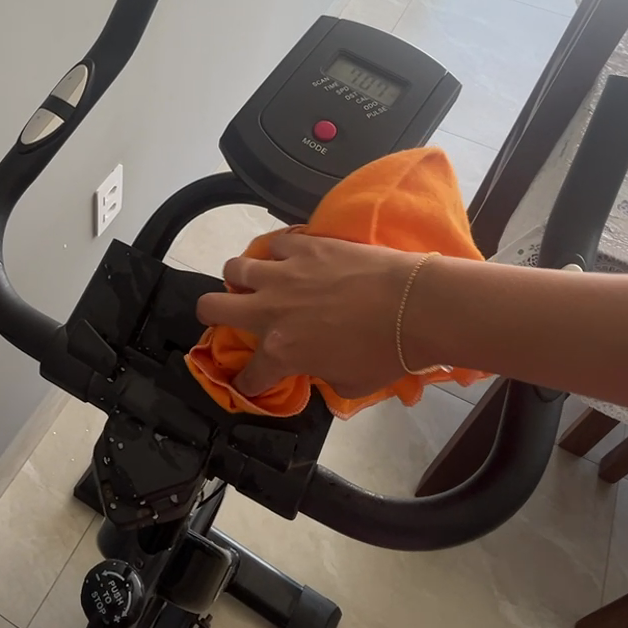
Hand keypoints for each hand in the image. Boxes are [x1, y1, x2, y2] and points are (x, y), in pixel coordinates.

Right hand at [195, 233, 423, 399]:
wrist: (415, 306)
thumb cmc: (387, 353)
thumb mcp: (349, 382)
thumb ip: (321, 376)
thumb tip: (318, 368)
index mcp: (281, 352)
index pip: (248, 376)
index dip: (247, 384)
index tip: (252, 382)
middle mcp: (270, 311)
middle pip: (212, 307)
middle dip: (212, 316)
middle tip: (226, 316)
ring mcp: (283, 274)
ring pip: (234, 268)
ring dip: (240, 278)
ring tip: (256, 281)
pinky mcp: (303, 246)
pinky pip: (274, 244)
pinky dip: (278, 253)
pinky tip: (291, 258)